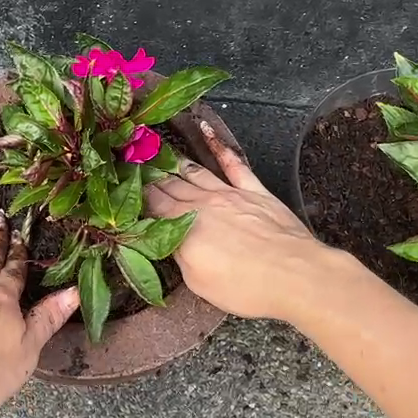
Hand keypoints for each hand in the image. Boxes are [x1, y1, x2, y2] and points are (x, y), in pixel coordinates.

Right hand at [146, 121, 345, 322]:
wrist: (294, 274)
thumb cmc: (245, 286)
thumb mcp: (197, 282)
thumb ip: (178, 254)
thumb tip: (164, 236)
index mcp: (184, 225)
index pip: (152, 204)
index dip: (135, 193)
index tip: (123, 182)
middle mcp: (203, 203)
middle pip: (170, 185)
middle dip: (150, 174)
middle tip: (134, 161)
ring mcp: (230, 193)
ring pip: (195, 172)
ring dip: (175, 162)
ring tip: (159, 152)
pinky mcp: (254, 191)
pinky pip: (233, 164)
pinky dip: (218, 146)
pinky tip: (206, 132)